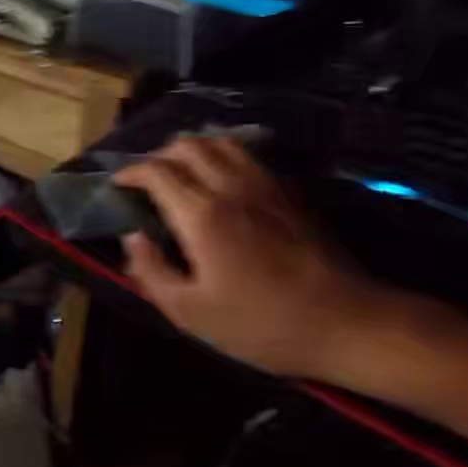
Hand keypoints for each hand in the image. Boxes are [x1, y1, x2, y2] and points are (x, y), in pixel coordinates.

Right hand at [113, 134, 395, 378]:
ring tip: (182, 172)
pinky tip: (221, 180)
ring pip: (220, 142)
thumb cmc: (262, 323)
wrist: (351, 325)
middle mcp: (230, 188)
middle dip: (158, 155)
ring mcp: (265, 186)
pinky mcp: (290, 193)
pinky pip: (249, 156)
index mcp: (201, 215)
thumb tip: (132, 237)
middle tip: (147, 180)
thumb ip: (151, 271)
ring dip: (193, 149)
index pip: (155, 171)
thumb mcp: (190, 312)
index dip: (129, 173)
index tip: (117, 185)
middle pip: (186, 145)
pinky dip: (224, 156)